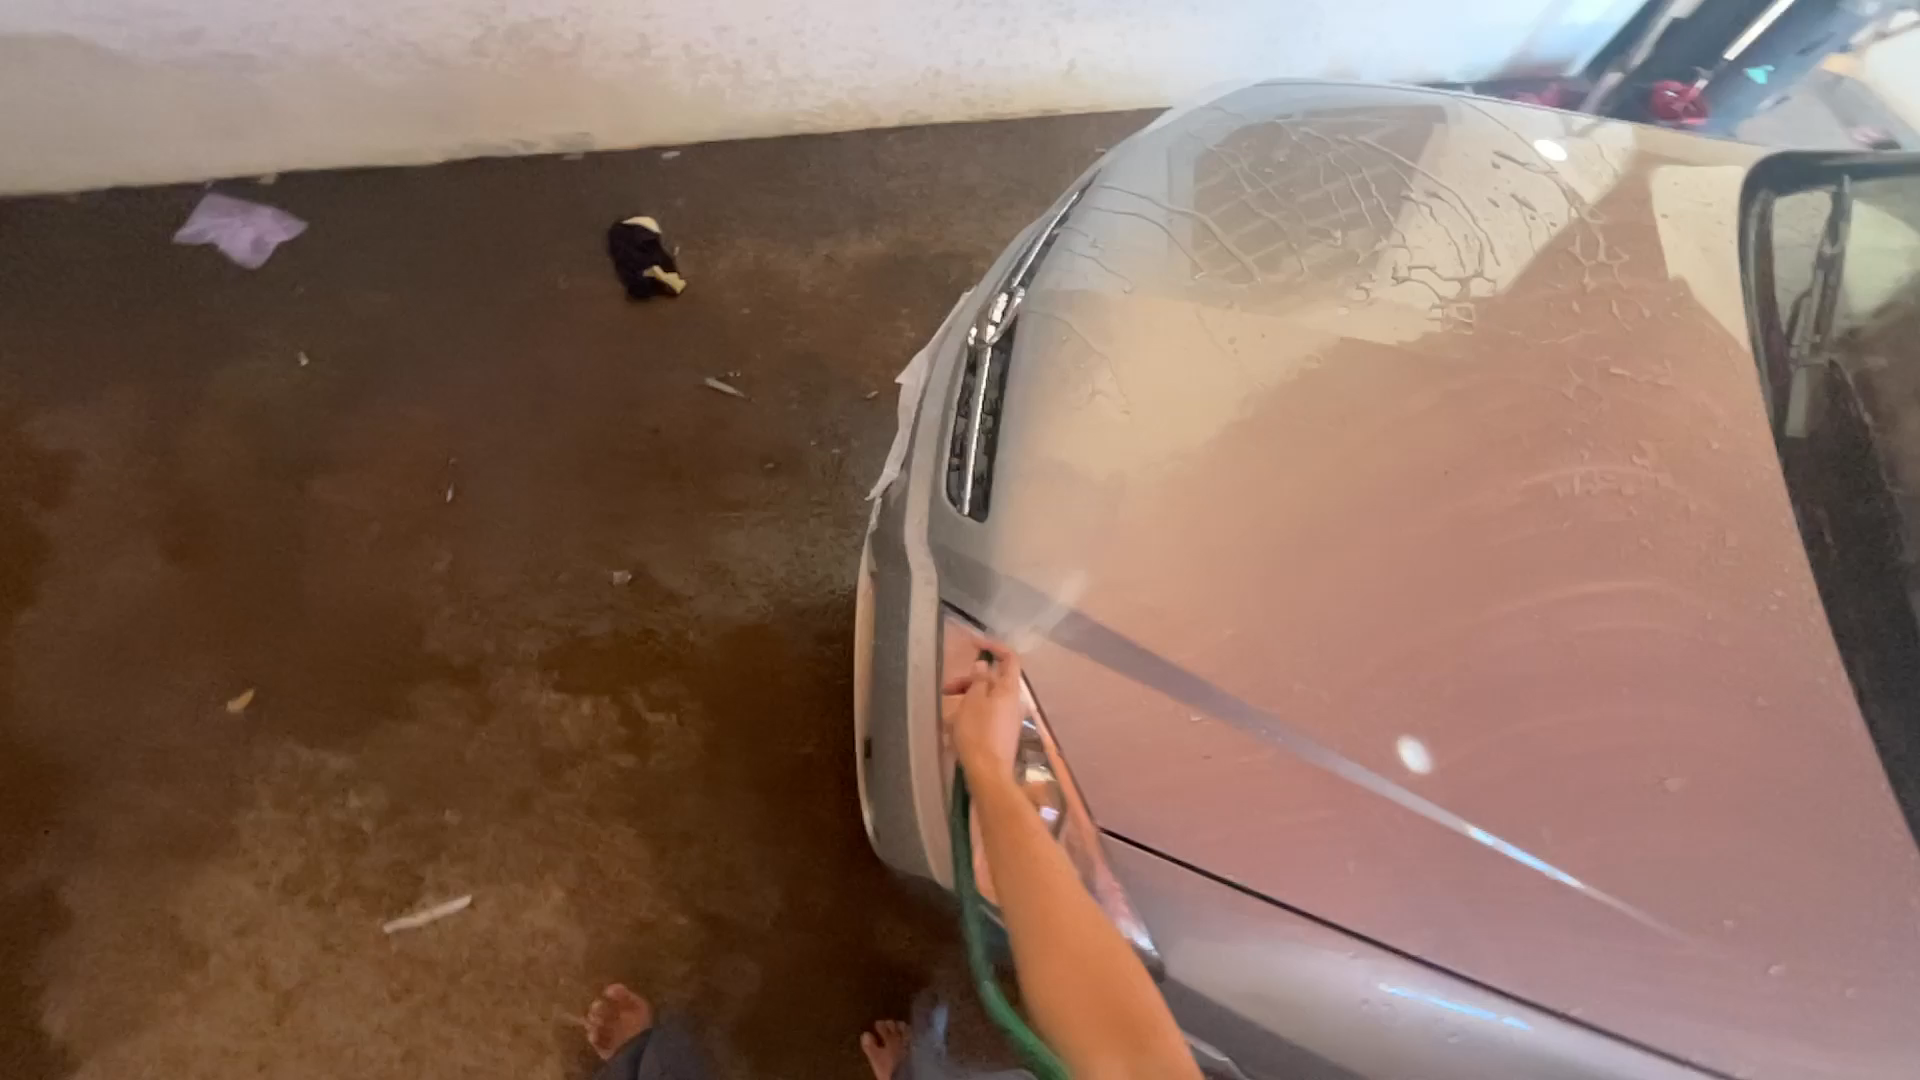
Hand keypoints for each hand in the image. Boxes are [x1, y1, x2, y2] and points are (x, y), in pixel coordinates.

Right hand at [941, 637, 1026, 781]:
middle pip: (992, 680)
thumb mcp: (972, 701)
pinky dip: (970, 715)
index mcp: (1009, 689)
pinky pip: (985, 716)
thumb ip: (978, 679)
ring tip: (947, 716)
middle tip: (947, 688)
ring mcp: (1008, 719)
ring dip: (966, 700)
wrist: (988, 774)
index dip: (993, 646)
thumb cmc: (978, 733)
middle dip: (969, 680)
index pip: (1009, 657)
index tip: (972, 644)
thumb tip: (983, 664)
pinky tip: (954, 730)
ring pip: (986, 699)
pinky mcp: (1001, 734)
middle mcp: (1013, 701)